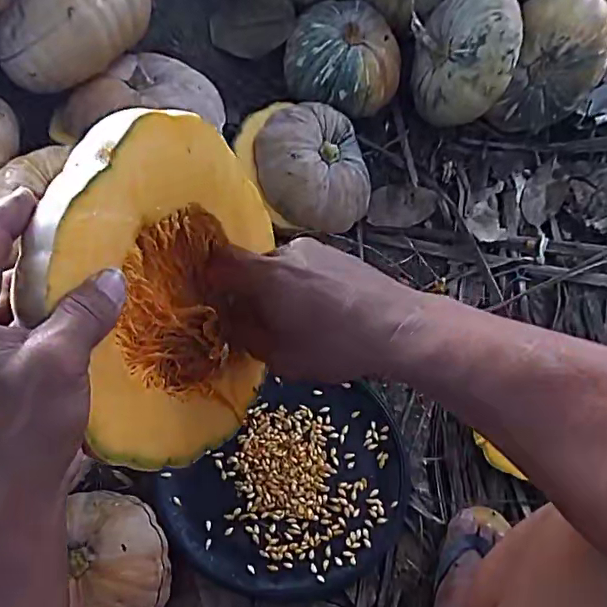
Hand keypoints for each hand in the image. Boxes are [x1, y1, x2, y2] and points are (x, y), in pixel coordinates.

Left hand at [0, 190, 125, 499]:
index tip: (30, 194)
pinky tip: (83, 310)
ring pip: (15, 310)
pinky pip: (30, 335)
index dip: (4, 222)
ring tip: (79, 263)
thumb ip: (82, 314)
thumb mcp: (56, 362)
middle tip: (63, 225)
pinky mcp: (5, 379)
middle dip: (29, 255)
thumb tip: (114, 277)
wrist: (19, 494)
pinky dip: (55, 321)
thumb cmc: (25, 428)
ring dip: (46, 290)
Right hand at [204, 238, 422, 384]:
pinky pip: (304, 270)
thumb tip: (228, 322)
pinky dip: (301, 289)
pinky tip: (322, 316)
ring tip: (297, 326)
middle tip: (257, 328)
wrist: (400, 328)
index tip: (210, 304)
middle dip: (247, 295)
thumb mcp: (280, 357)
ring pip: (279, 270)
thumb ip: (245, 336)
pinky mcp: (338, 255)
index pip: (218, 262)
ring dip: (277, 294)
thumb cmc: (337, 347)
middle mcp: (287, 252)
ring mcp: (315, 250)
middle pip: (250, 268)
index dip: (207, 280)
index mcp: (265, 275)